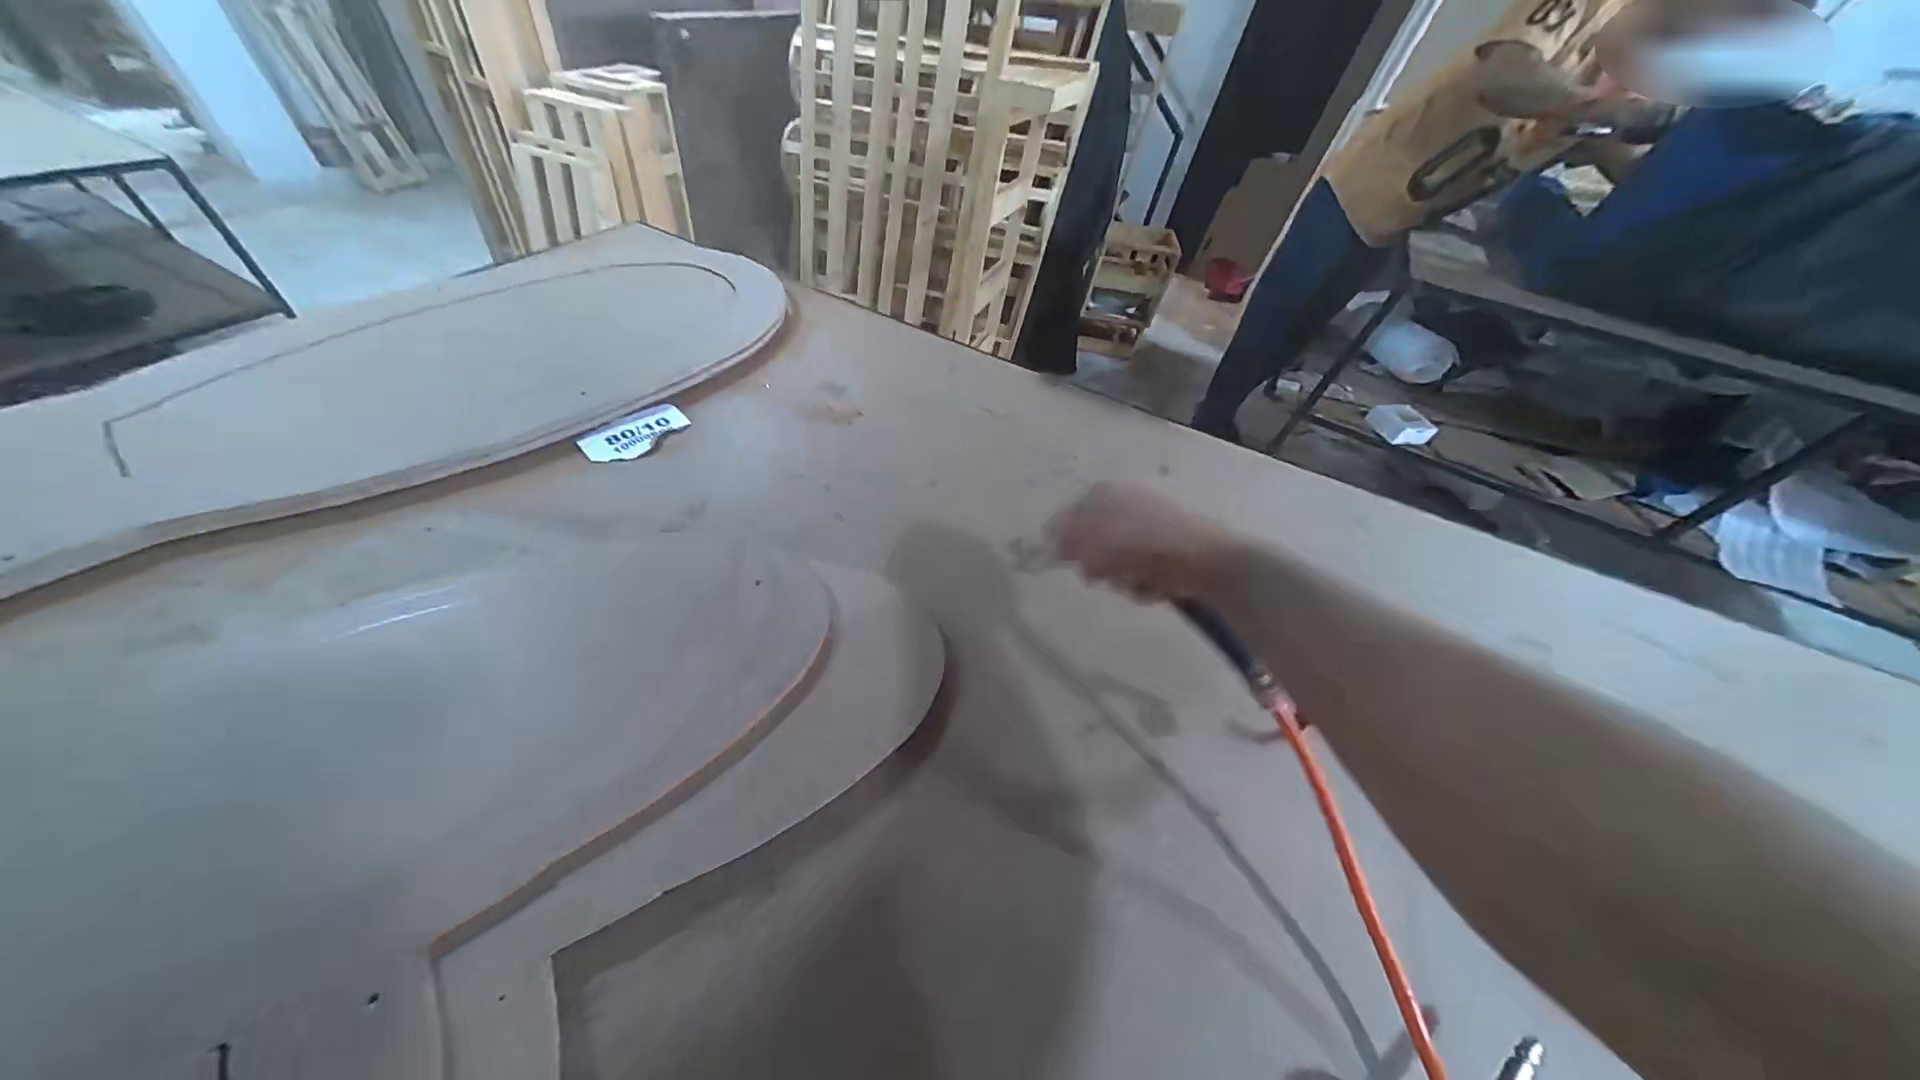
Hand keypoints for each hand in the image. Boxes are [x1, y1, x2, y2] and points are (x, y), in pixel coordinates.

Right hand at [1049, 483, 1236, 602]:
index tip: (1065, 556)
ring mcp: (1150, 536)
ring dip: (1124, 578)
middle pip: (1096, 544)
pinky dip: (1146, 586)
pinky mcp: (1166, 559)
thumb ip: (1073, 533)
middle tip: (1105, 574)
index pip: (1077, 512)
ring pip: (1118, 565)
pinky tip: (1160, 586)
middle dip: (1101, 564)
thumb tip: (1056, 527)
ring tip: (1142, 579)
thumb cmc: (1150, 543)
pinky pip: (1141, 576)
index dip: (1068, 536)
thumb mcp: (1103, 537)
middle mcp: (1131, 512)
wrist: (1209, 562)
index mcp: (1115, 496)